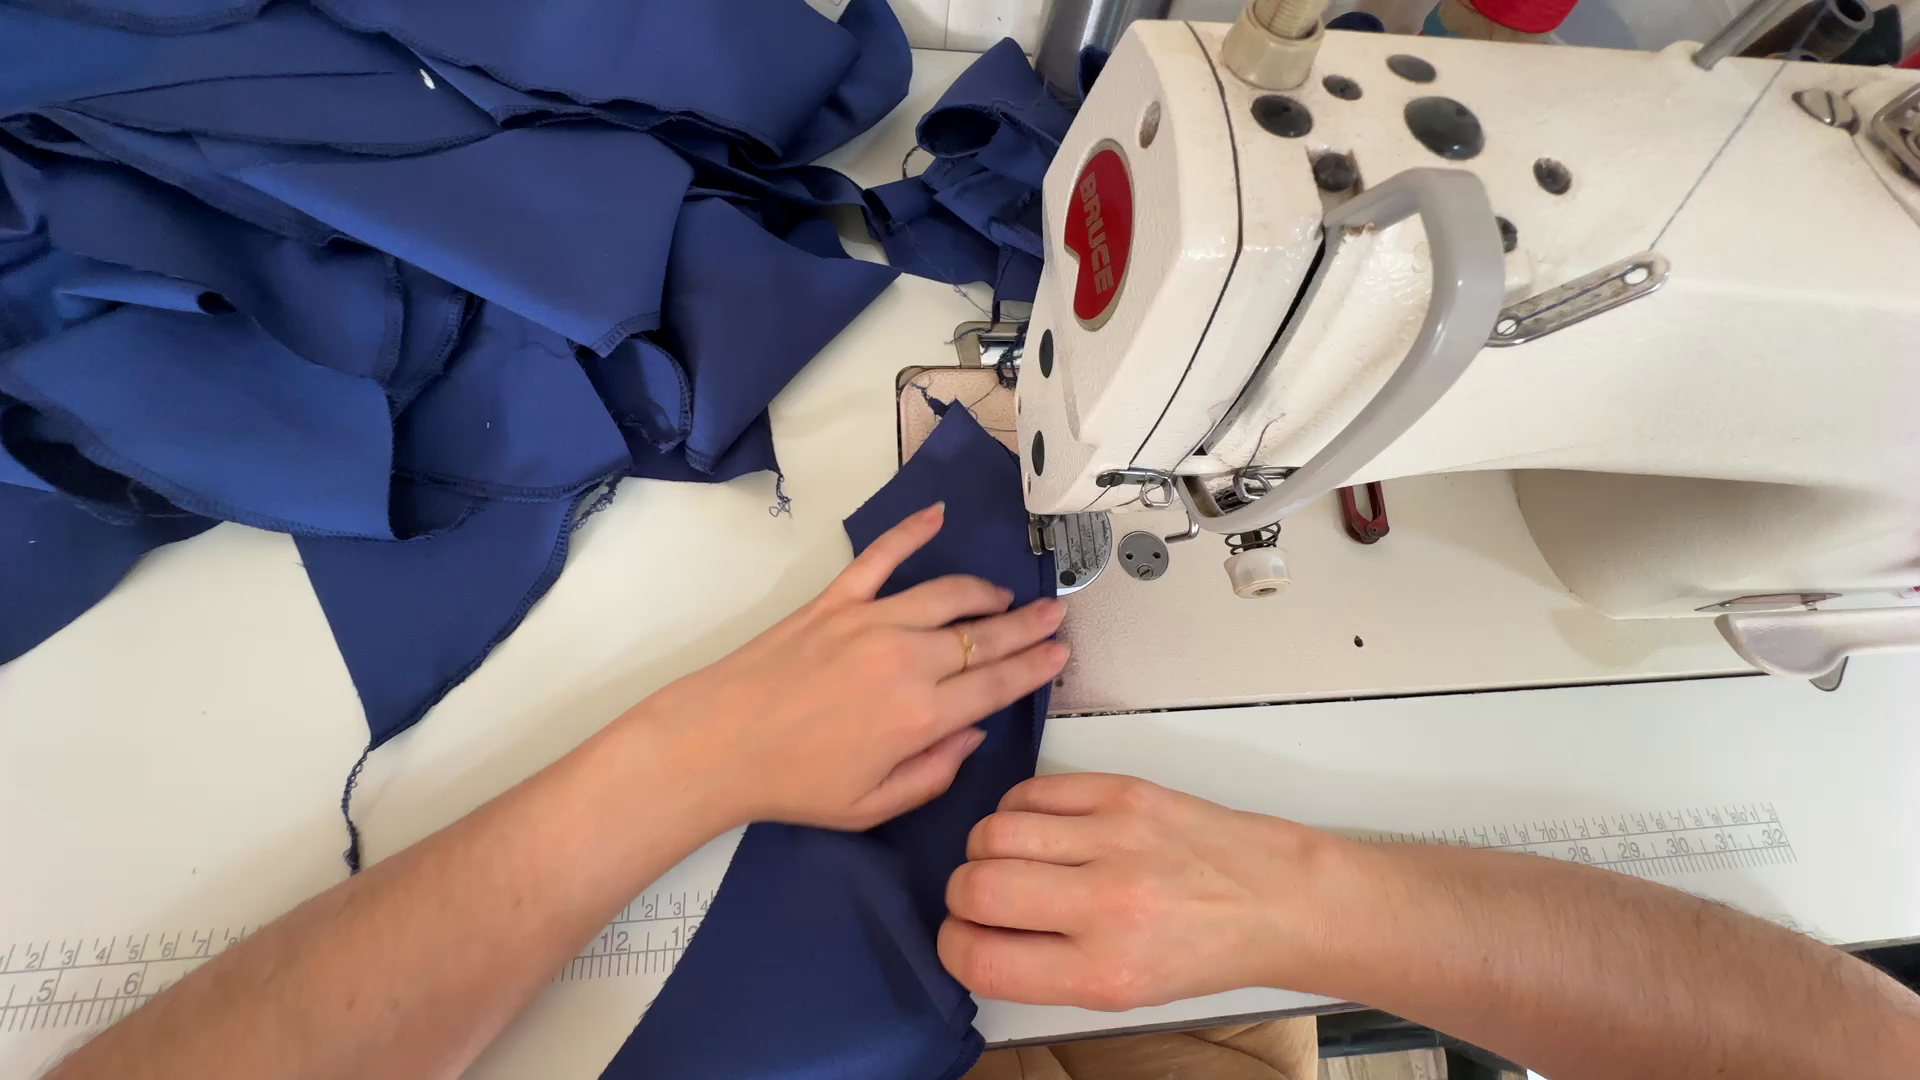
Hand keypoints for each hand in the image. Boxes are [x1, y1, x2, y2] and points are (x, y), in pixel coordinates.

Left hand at [630, 502, 1067, 831]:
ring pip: (947, 594)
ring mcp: (871, 620)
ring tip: (1005, 596)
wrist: (718, 744)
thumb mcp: (874, 804)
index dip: (1035, 666)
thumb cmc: (795, 783)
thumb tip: (974, 731)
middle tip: (1054, 614)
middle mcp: (907, 658)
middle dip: (1027, 625)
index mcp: (921, 715)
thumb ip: (936, 771)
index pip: (998, 683)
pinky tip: (937, 515)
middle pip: (984, 635)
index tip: (1060, 652)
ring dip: (985, 592)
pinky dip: (910, 531)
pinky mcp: (837, 600)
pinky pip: (881, 556)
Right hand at [938, 774, 1346, 1010]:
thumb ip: (1045, 966)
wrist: (1270, 894)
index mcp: (1105, 972)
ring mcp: (1113, 836)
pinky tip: (1036, 825)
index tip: (962, 935)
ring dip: (985, 847)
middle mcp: (1105, 903)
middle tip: (980, 894)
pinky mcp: (1120, 789)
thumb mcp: (1124, 991)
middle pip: (978, 885)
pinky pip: (1031, 789)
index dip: (952, 946)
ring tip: (1010, 856)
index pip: (983, 958)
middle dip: (960, 892)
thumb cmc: (1199, 952)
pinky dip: (1016, 808)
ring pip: (996, 829)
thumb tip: (975, 930)